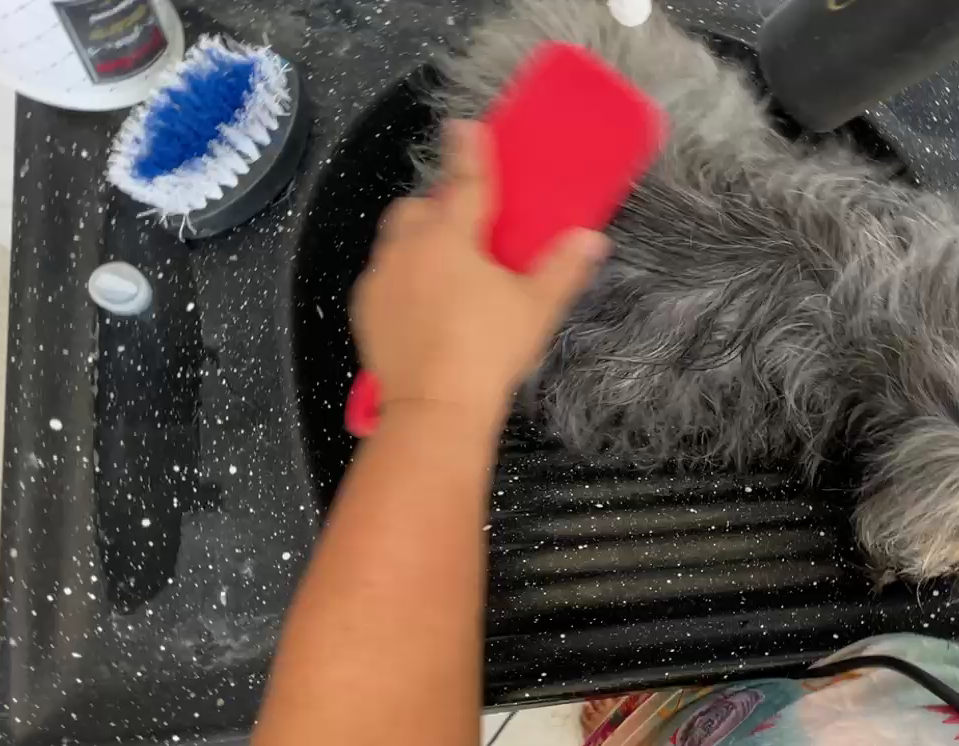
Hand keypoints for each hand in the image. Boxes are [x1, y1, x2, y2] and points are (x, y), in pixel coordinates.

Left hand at [350, 120, 609, 423]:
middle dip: (440, 209)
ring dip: (419, 244)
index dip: (470, 152)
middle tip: (467, 232)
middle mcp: (408, 247)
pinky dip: (403, 280)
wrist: (436, 405)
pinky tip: (425, 309)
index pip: (466, 183)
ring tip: (446, 275)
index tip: (466, 126)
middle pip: (420, 207)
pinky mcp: (366, 309)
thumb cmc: (490, 351)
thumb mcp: (536, 310)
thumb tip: (592, 240)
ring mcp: (381, 278)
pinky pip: (384, 278)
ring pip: (397, 241)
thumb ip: (562, 270)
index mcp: (452, 238)